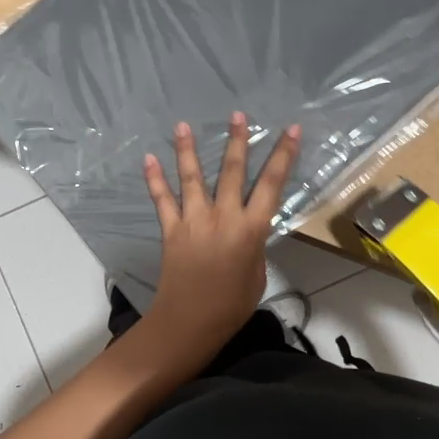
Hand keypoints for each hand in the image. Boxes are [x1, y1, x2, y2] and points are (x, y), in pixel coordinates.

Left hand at [142, 113, 300, 344]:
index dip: (283, 155)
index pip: (272, 184)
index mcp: (251, 229)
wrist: (190, 323)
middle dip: (237, 141)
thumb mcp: (257, 274)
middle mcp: (223, 217)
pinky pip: (162, 200)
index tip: (290, 130)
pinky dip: (155, 180)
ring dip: (188, 150)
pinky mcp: (171, 230)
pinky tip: (149, 159)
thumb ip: (254, 245)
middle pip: (232, 172)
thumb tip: (247, 230)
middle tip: (238, 115)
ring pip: (192, 178)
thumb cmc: (232, 306)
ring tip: (183, 125)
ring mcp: (193, 221)